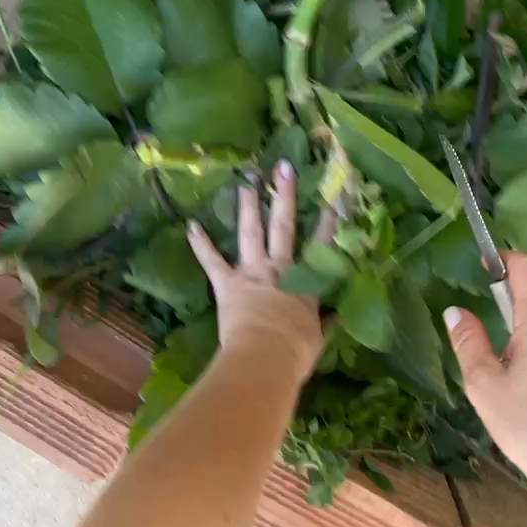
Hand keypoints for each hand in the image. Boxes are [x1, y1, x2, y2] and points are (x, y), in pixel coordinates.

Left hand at [187, 160, 323, 371]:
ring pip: (250, 232)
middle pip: (283, 226)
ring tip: (245, 181)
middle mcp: (279, 269)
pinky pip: (212, 260)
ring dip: (248, 206)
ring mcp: (252, 273)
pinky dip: (200, 243)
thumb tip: (335, 315)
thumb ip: (323, 323)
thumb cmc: (294, 353)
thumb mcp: (316, 339)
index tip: (333, 196)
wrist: (264, 358)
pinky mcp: (227, 284)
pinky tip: (191, 224)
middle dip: (284, 196)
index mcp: (305, 283)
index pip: (321, 246)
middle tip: (282, 168)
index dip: (329, 221)